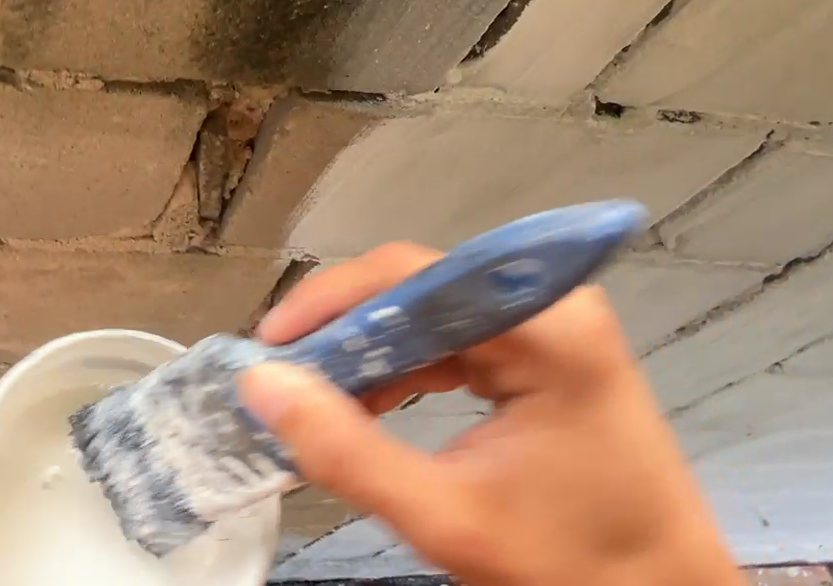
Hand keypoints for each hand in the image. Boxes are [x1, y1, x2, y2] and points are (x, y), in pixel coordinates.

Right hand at [241, 242, 742, 585]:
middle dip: (344, 328)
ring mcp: (546, 323)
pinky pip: (447, 335)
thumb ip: (346, 451)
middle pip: (416, 287)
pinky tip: (363, 396)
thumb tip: (261, 384)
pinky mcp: (537, 348)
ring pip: (425, 308)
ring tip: (312, 386)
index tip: (274, 341)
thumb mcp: (447, 520)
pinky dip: (398, 364)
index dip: (333, 300)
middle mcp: (547, 304)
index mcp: (545, 329)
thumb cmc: (572, 571)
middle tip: (284, 369)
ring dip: (365, 347)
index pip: (412, 277)